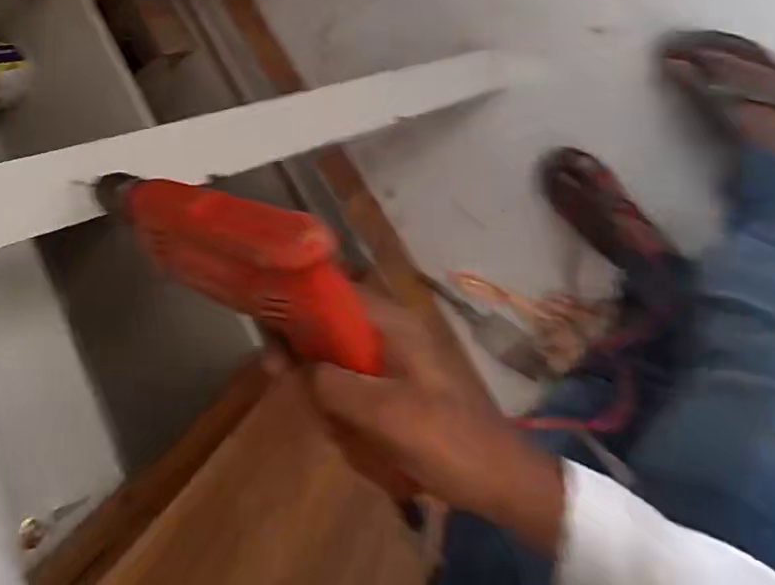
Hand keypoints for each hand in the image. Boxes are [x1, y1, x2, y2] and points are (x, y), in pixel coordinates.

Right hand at [305, 295, 566, 554]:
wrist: (507, 485)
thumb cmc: (447, 438)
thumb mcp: (383, 412)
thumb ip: (330, 382)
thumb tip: (289, 364)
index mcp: (389, 322)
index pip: (328, 290)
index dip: (293, 302)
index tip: (267, 327)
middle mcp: (387, 332)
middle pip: (323, 331)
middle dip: (311, 370)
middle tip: (300, 394)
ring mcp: (391, 362)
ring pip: (334, 368)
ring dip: (333, 405)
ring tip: (352, 438)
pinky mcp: (394, 389)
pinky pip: (352, 393)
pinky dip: (351, 420)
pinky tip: (366, 448)